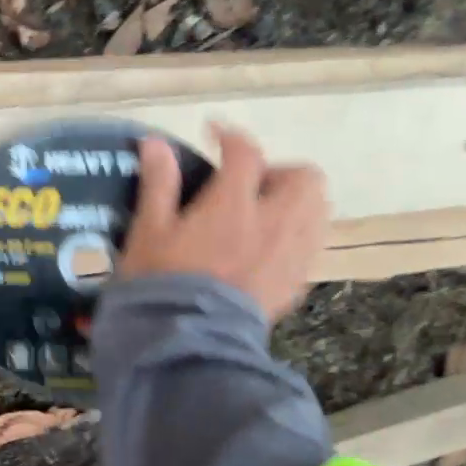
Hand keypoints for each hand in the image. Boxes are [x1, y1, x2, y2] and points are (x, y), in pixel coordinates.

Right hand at [118, 124, 330, 322]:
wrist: (189, 331)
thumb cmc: (160, 275)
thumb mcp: (148, 227)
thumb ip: (158, 183)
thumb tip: (156, 142)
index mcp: (233, 204)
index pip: (245, 154)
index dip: (230, 137)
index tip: (213, 133)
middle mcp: (274, 220)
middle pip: (304, 178)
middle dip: (277, 171)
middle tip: (244, 184)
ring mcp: (293, 250)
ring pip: (317, 208)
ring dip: (292, 200)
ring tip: (258, 211)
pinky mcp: (298, 276)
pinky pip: (311, 240)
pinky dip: (293, 230)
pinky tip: (263, 244)